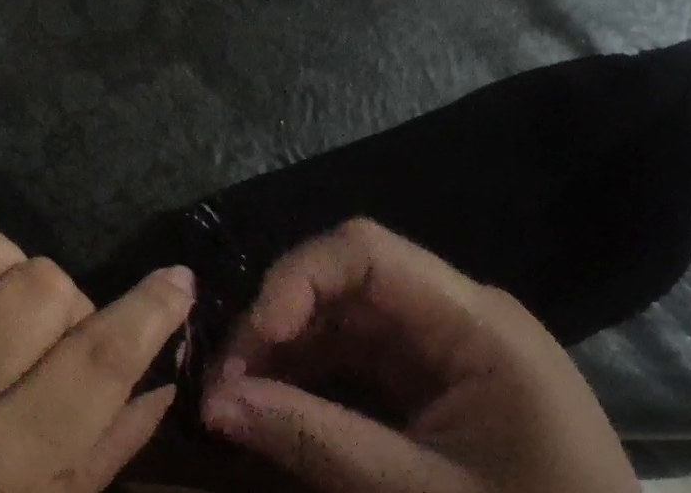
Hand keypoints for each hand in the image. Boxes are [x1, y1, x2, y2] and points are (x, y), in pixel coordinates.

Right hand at [201, 219, 638, 492]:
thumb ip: (314, 439)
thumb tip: (212, 401)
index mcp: (478, 324)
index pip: (364, 252)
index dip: (294, 280)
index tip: (250, 342)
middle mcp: (461, 317)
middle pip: (346, 281)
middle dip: (278, 321)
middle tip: (225, 381)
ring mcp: (452, 351)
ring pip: (344, 318)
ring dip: (287, 351)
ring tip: (238, 398)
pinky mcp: (442, 386)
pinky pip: (361, 358)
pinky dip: (314, 377)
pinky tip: (277, 406)